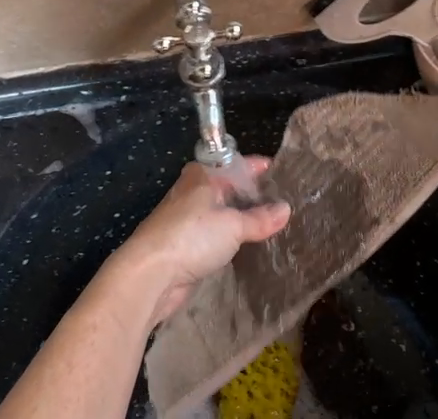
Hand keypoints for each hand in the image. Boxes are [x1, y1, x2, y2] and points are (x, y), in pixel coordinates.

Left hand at [105, 156, 291, 325]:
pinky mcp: (185, 243)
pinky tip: (247, 243)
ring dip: (241, 217)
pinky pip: (215, 232)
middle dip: (252, 194)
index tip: (280, 171)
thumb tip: (286, 209)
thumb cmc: (192, 236)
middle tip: (282, 202)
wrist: (151, 273)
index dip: (257, 167)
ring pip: (221, 210)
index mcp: (202, 174)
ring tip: (271, 223)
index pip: (236, 164)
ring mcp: (187, 217)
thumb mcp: (233, 225)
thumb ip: (260, 219)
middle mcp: (193, 190)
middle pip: (228, 187)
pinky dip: (230, 235)